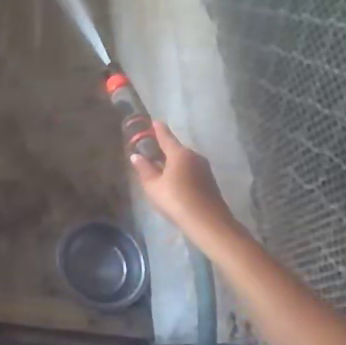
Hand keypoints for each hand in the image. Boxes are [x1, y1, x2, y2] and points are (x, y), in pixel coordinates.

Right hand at [129, 121, 238, 237]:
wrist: (208, 222)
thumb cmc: (176, 200)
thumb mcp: (153, 186)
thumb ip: (144, 169)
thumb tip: (136, 156)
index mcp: (179, 153)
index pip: (166, 135)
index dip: (157, 128)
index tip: (152, 122)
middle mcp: (194, 156)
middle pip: (176, 148)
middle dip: (163, 149)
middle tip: (150, 151)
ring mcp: (204, 169)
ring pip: (184, 160)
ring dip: (172, 162)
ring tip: (160, 169)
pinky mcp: (209, 182)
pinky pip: (191, 171)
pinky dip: (181, 172)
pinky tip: (174, 183)